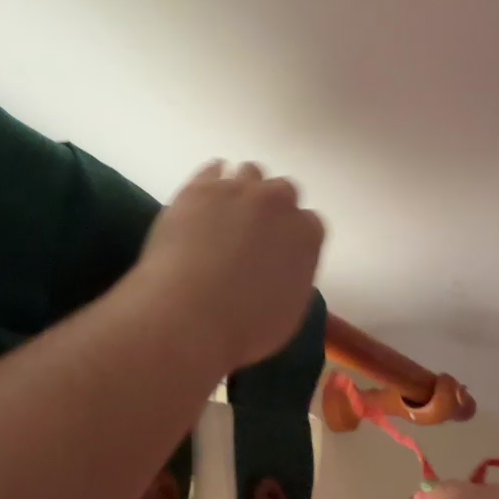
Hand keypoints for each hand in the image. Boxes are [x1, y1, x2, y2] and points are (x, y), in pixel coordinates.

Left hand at [128, 161, 324, 371]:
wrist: (188, 317)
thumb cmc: (244, 328)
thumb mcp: (288, 313)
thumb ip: (293, 279)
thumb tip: (282, 269)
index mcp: (307, 235)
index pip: (310, 224)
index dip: (293, 237)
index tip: (278, 253)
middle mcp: (278, 203)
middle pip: (282, 191)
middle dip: (271, 209)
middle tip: (251, 235)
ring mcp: (237, 190)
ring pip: (249, 173)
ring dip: (244, 189)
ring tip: (226, 212)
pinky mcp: (199, 188)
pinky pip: (213, 170)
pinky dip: (213, 180)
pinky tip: (205, 197)